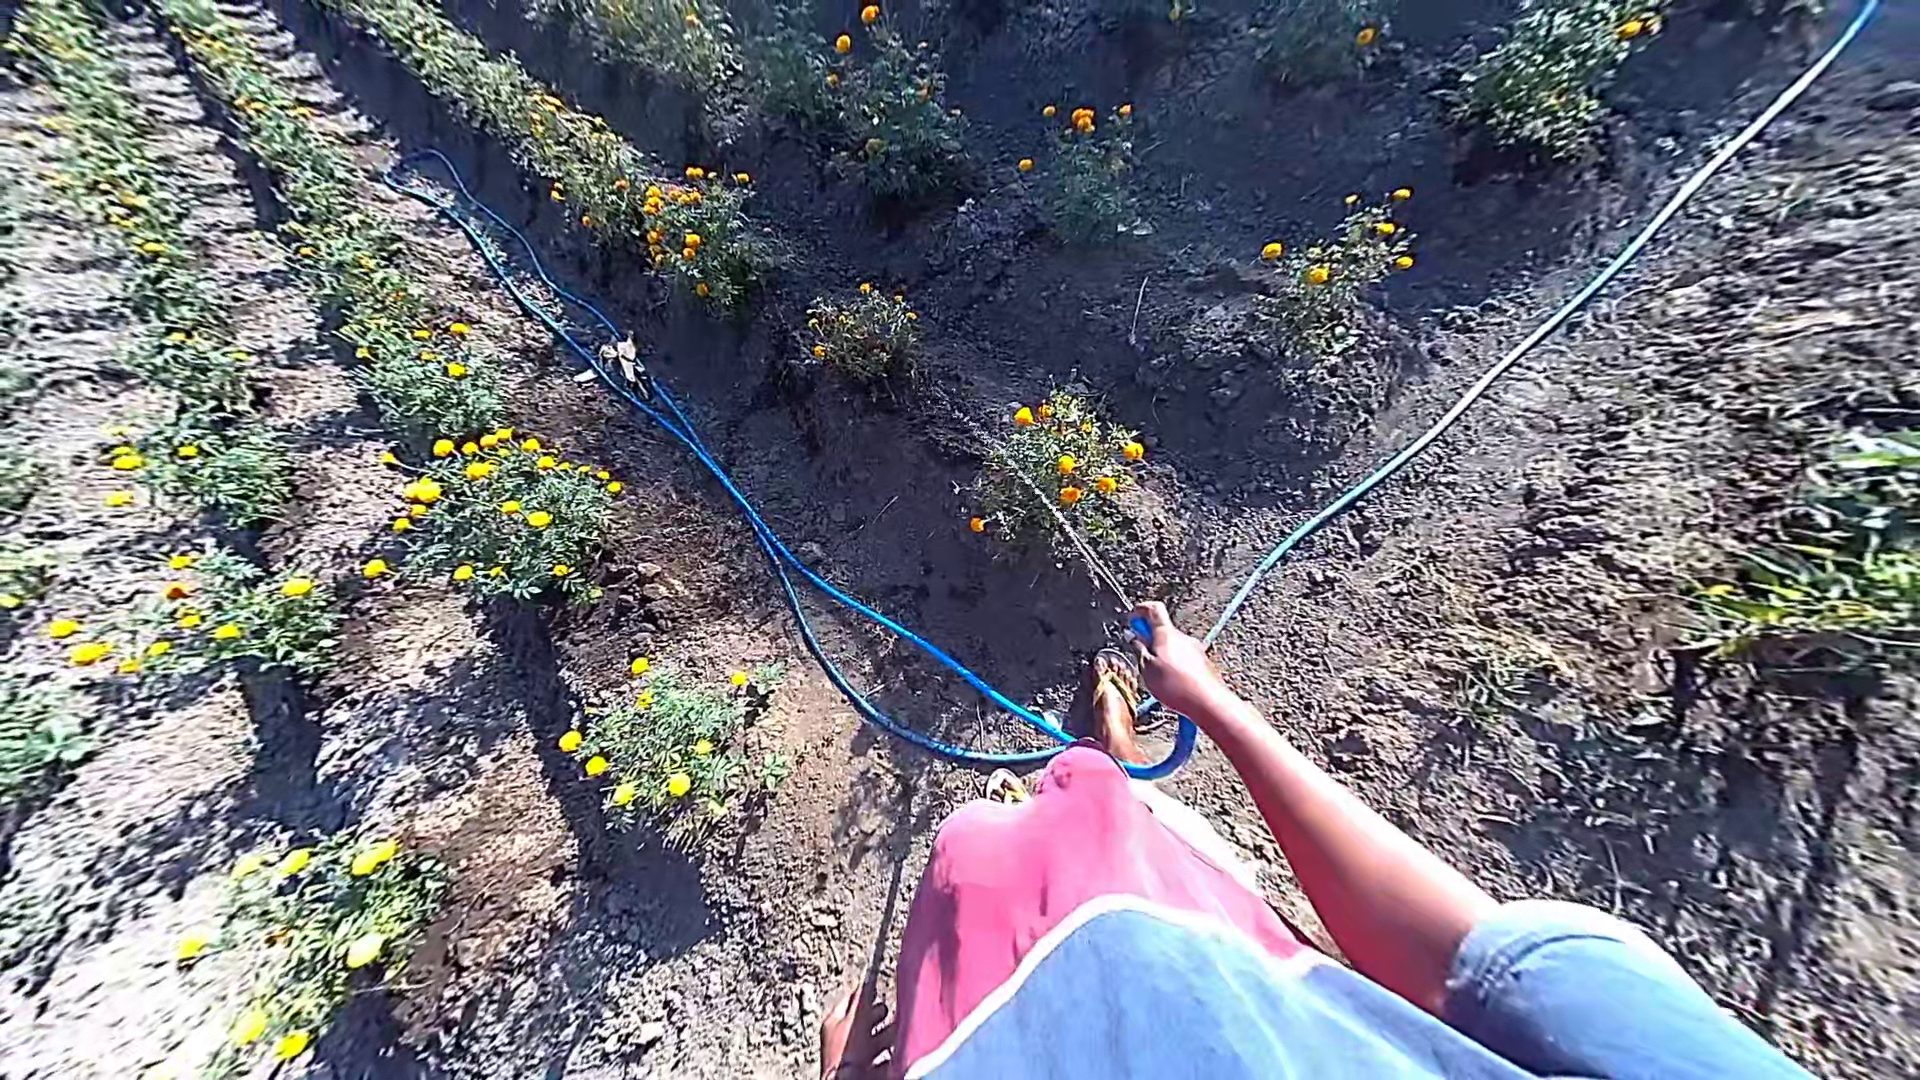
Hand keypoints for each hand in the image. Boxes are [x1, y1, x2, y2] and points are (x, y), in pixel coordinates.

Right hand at [1129, 601, 1235, 720]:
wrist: (1207, 703)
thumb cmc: (1176, 685)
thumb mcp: (1146, 668)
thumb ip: (1139, 650)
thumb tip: (1134, 638)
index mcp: (1166, 634)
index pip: (1154, 609)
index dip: (1141, 610)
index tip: (1133, 620)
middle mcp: (1182, 637)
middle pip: (1162, 630)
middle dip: (1150, 640)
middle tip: (1141, 657)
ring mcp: (1194, 650)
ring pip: (1172, 646)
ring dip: (1162, 655)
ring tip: (1157, 676)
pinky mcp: (1202, 664)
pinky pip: (1183, 659)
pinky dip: (1174, 666)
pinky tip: (1172, 683)